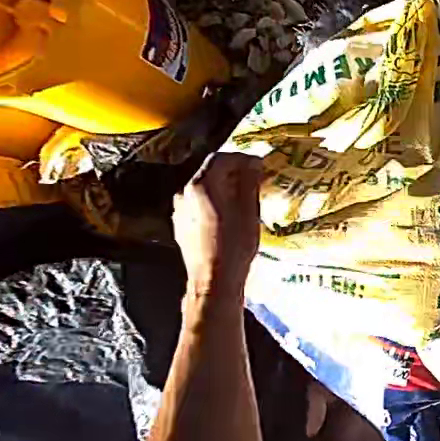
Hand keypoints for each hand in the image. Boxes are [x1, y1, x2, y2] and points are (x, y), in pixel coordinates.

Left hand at [173, 153, 263, 299]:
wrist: (213, 282)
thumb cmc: (234, 247)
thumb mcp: (248, 211)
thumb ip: (248, 182)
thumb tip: (252, 162)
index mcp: (201, 186)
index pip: (221, 159)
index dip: (242, 158)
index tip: (259, 164)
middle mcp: (185, 194)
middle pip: (210, 173)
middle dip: (233, 173)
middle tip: (255, 179)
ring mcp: (180, 211)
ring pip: (204, 190)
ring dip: (224, 189)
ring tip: (244, 198)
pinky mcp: (181, 226)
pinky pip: (199, 206)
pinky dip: (215, 204)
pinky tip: (229, 216)